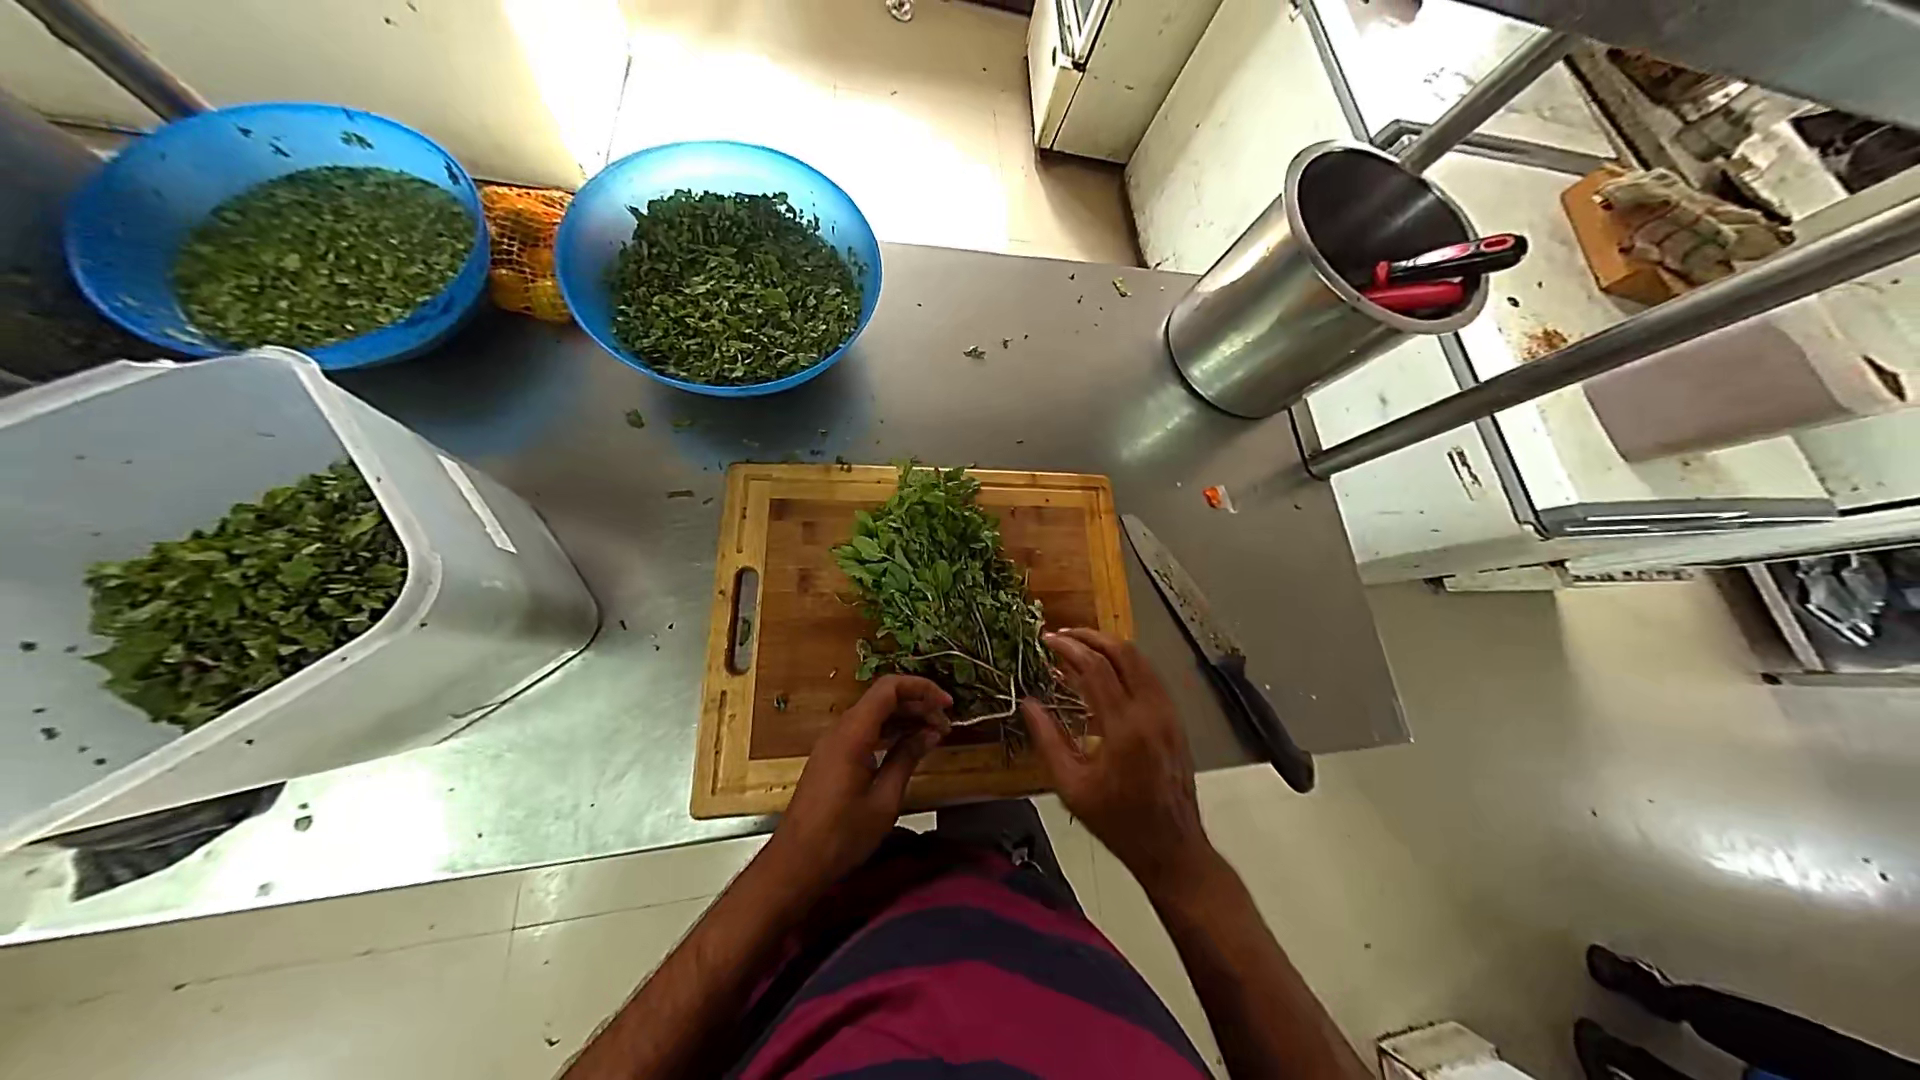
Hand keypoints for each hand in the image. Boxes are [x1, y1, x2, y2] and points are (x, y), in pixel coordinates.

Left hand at [769, 675, 950, 891]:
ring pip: (874, 714)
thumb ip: (906, 758)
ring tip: (934, 734)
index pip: (889, 688)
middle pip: (883, 698)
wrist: (796, 862)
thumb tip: (930, 733)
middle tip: (946, 725)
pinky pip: (865, 731)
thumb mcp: (884, 799)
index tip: (947, 704)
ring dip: (905, 718)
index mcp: (853, 734)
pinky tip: (909, 746)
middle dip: (918, 705)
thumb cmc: (842, 836)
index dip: (922, 688)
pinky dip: (889, 732)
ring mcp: (834, 743)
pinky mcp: (832, 757)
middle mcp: (840, 730)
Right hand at [1023, 629, 1215, 893]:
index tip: (1046, 640)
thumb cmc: (1117, 822)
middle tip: (1061, 636)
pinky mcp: (1175, 719)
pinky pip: (1149, 676)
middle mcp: (1151, 712)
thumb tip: (1028, 702)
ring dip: (1108, 647)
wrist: (1171, 846)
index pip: (1095, 668)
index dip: (1068, 648)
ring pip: (1140, 660)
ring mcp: (1169, 713)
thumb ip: (1047, 739)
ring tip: (1078, 647)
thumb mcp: (1071, 786)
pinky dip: (1124, 664)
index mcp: (1124, 729)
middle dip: (1090, 637)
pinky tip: (1103, 671)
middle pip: (1123, 652)